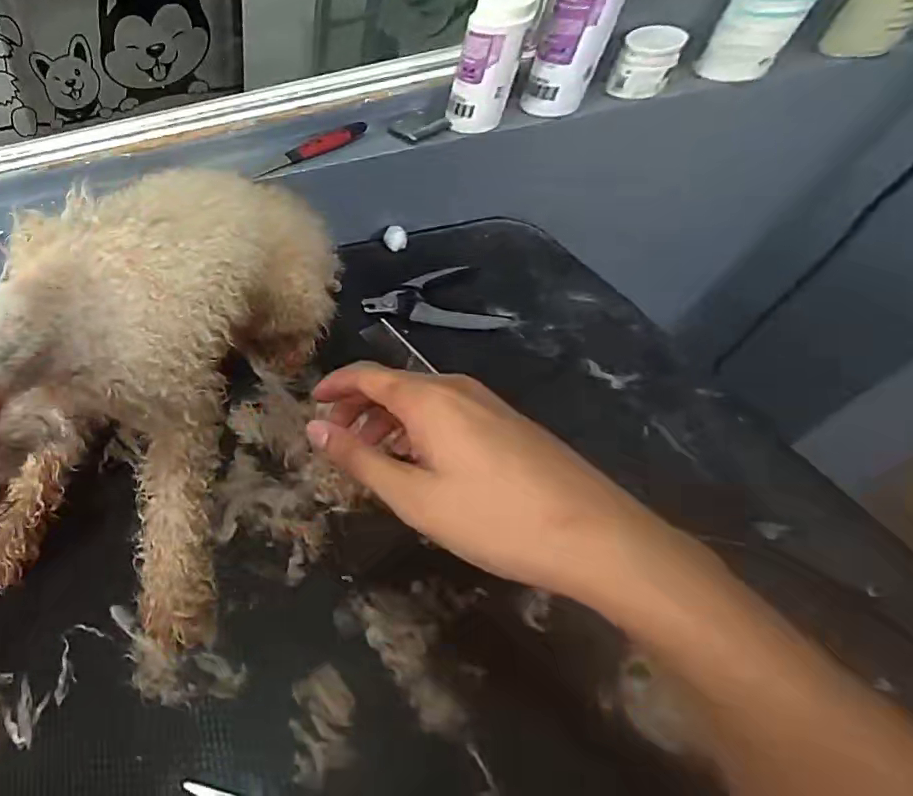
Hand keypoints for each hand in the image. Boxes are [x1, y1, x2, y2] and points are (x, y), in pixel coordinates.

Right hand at [307, 362, 677, 602]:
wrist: (600, 538)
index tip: (311, 404)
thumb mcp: (414, 497)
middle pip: (392, 384)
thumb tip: (313, 429)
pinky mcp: (508, 422)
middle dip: (357, 407)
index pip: (366, 375)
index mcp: (427, 398)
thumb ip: (359, 459)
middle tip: (336, 440)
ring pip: (421, 399)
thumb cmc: (495, 518)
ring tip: (373, 457)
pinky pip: (447, 412)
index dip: (334, 386)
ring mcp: (487, 403)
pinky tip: (421, 463)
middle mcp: (455, 388)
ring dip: (387, 420)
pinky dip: (418, 428)